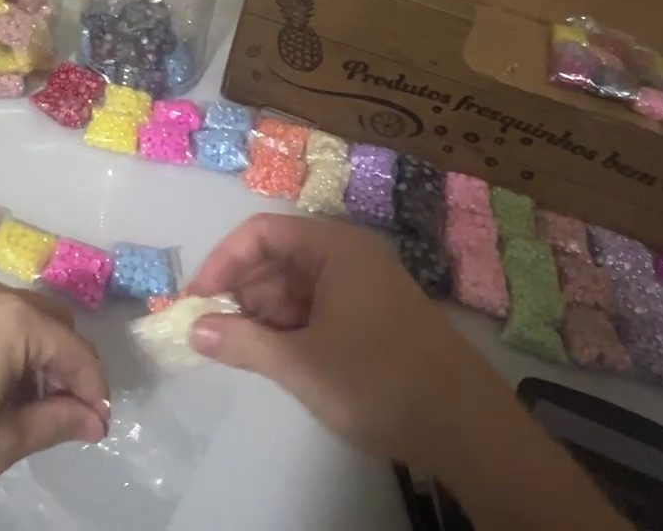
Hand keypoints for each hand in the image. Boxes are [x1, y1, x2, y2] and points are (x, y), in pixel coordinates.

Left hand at [0, 278, 110, 530]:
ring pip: (23, 318)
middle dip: (69, 367)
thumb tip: (94, 419)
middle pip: (54, 323)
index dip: (94, 390)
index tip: (99, 426)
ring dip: (39, 356)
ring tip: (31, 407)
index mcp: (15, 321)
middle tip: (68, 415)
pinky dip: (9, 347)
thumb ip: (55, 423)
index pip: (77, 350)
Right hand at [184, 213, 489, 463]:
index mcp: (334, 247)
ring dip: (265, 313)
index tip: (197, 301)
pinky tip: (280, 358)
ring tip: (247, 351)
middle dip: (243, 291)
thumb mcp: (301, 365)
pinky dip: (291, 327)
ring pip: (295, 285)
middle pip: (277, 256)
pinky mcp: (372, 315)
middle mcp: (348, 255)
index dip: (223, 262)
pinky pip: (317, 307)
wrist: (468, 429)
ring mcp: (363, 285)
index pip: (262, 232)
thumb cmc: (379, 381)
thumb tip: (194, 331)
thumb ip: (242, 343)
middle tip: (217, 332)